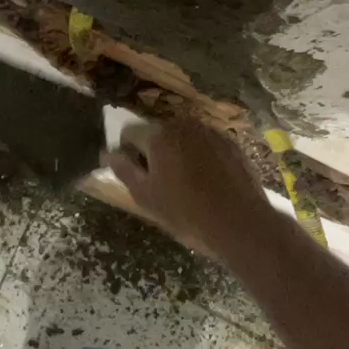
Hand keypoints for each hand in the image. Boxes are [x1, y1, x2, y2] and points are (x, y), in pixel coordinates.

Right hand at [103, 119, 282, 257]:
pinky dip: (200, 155)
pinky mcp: (230, 143)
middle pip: (157, 132)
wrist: (240, 223)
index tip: (135, 174)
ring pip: (182, 137)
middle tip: (160, 181)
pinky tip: (206, 179)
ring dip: (177, 151)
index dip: (127, 152)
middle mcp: (182, 125)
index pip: (129, 133)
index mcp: (157, 136)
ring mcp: (210, 132)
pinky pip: (205, 143)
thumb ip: (123, 169)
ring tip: (185, 181)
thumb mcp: (145, 197)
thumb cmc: (186, 213)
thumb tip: (107, 153)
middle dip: (153, 150)